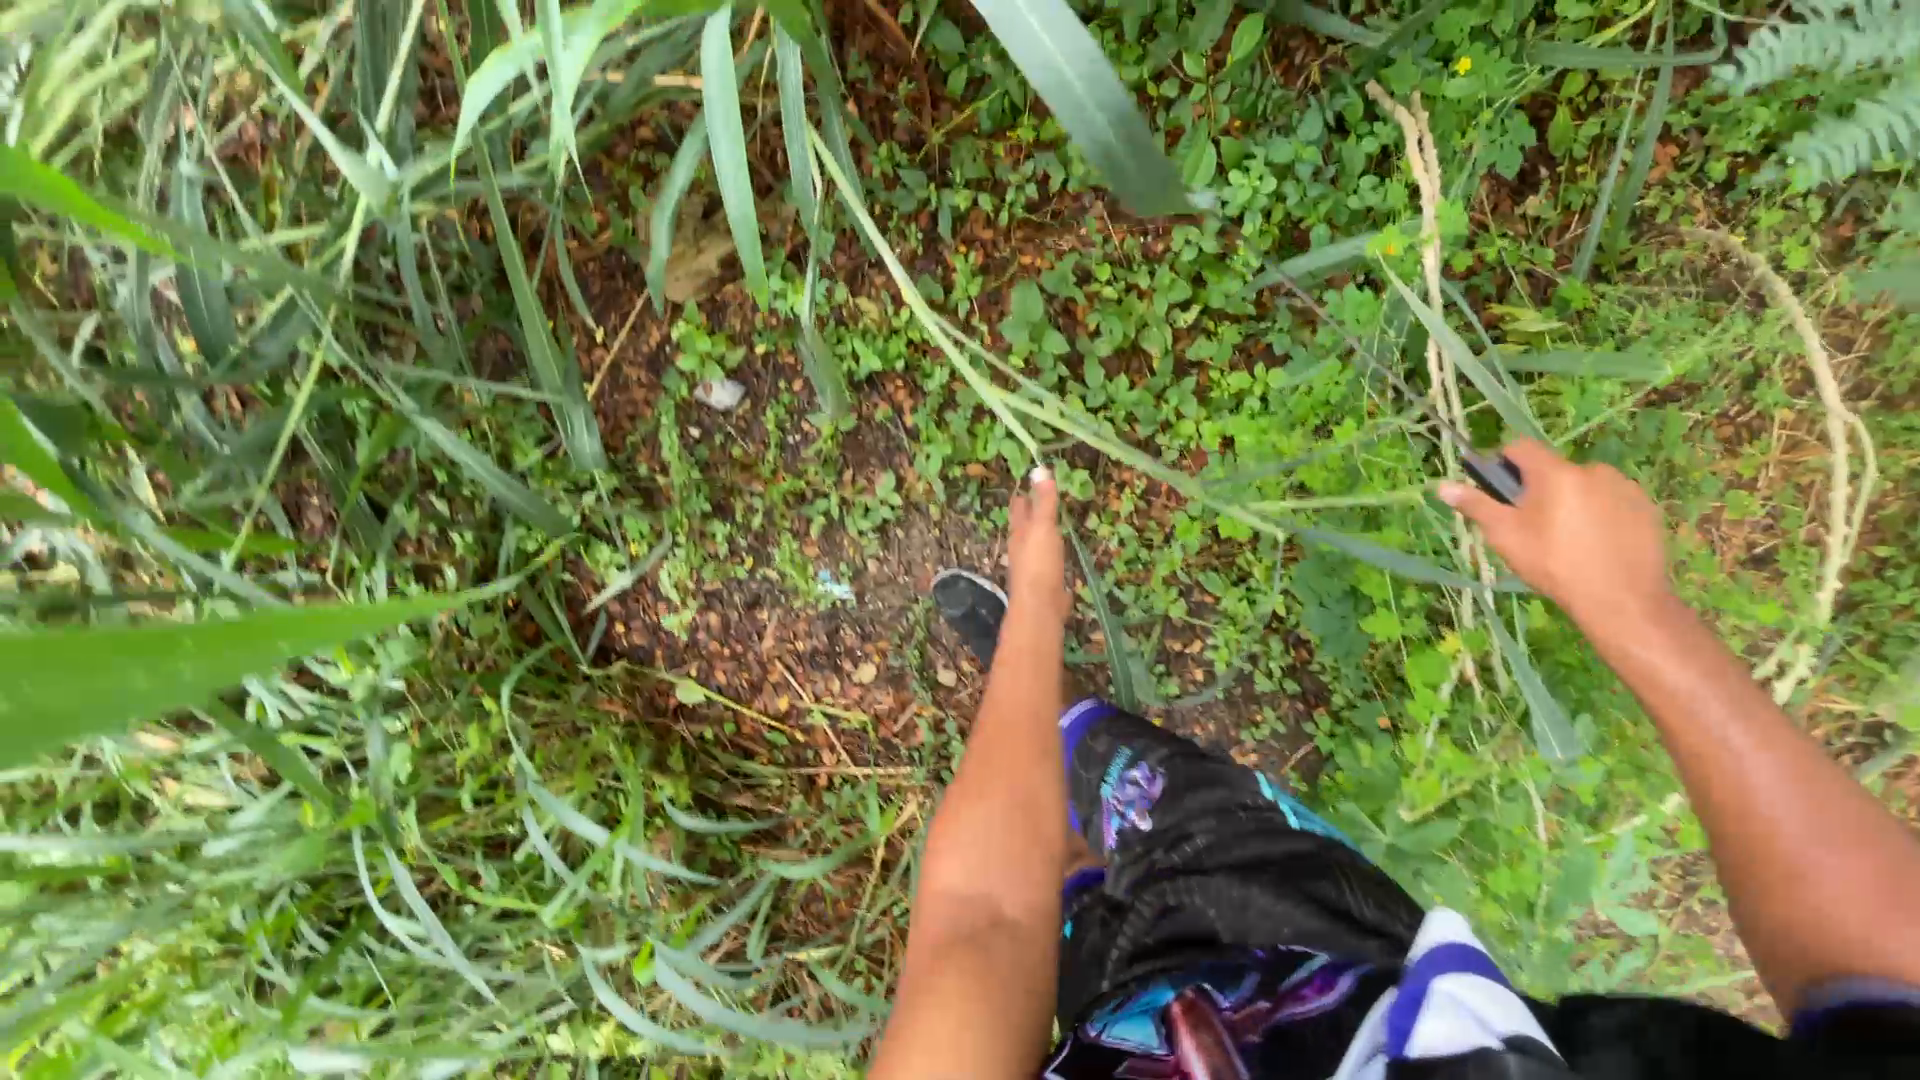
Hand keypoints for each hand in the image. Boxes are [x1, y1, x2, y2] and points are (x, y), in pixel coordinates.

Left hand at [1007, 465, 1070, 624]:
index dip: (1025, 494)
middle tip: (1042, 498)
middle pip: (1024, 524)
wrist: (1040, 605)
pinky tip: (1058, 552)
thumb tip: (1040, 469)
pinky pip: (1046, 560)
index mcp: (1019, 531)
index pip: (1019, 506)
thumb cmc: (1039, 562)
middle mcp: (1021, 546)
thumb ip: (1043, 500)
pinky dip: (1051, 552)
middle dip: (1030, 512)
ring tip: (1051, 522)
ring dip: (1041, 532)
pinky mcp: (1044, 579)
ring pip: (1034, 542)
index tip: (1033, 481)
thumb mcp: (1043, 526)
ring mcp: (1031, 564)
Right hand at [1439, 439, 1672, 630]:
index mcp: (1555, 473)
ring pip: (1583, 485)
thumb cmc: (1552, 563)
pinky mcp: (1646, 507)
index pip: (1521, 447)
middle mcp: (1592, 470)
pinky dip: (1598, 512)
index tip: (1499, 491)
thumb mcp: (1504, 535)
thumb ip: (1476, 505)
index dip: (1503, 463)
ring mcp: (1624, 487)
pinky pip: (1611, 500)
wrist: (1620, 597)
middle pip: (1552, 469)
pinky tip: (1595, 542)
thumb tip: (1442, 486)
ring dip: (1570, 500)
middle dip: (1538, 489)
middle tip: (1531, 525)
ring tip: (1567, 537)